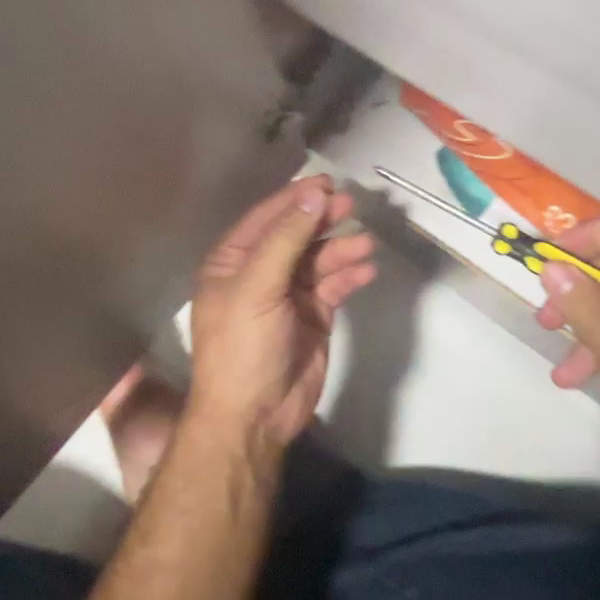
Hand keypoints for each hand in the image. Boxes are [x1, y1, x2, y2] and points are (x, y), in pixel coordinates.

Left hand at [187, 175, 375, 454]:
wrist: (254, 417)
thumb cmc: (242, 346)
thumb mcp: (258, 286)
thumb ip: (287, 238)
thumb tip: (315, 192)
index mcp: (232, 262)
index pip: (266, 218)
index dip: (295, 198)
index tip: (327, 181)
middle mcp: (259, 273)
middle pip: (296, 235)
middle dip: (322, 220)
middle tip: (352, 205)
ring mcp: (288, 296)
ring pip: (319, 260)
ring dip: (341, 249)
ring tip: (366, 242)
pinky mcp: (313, 317)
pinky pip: (334, 286)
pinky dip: (350, 276)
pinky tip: (367, 268)